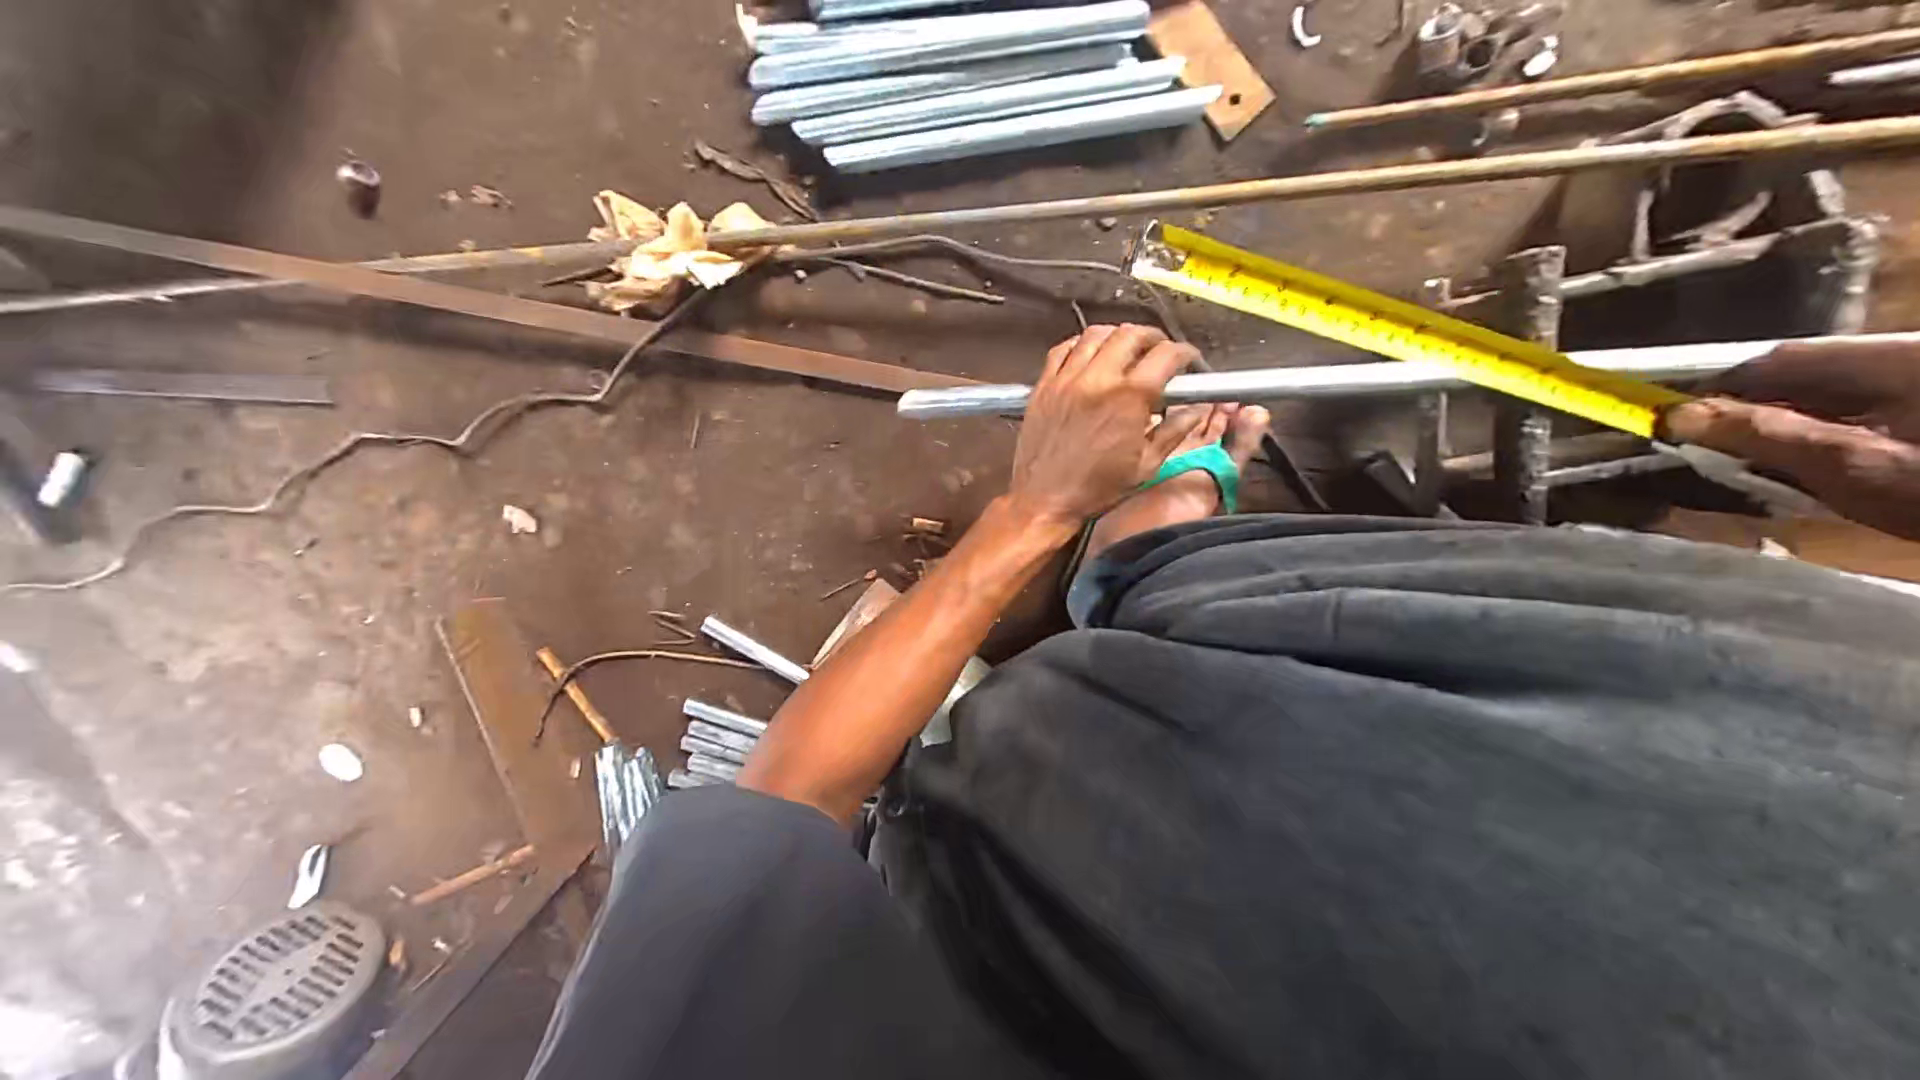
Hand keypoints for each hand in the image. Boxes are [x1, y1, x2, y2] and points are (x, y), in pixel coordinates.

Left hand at [1006, 324, 1204, 530]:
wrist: (1045, 500)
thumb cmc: (1095, 489)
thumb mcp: (1145, 466)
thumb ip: (1174, 431)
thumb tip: (1196, 410)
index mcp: (1129, 398)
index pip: (1166, 355)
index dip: (1185, 353)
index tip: (1188, 359)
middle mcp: (1098, 380)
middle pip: (1131, 334)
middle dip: (1153, 337)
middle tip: (1160, 350)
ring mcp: (1067, 380)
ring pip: (1095, 334)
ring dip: (1117, 335)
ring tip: (1126, 347)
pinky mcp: (1044, 386)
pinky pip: (1062, 349)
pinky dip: (1080, 344)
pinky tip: (1089, 354)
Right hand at [1663, 339, 1919, 539]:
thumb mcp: (1849, 466)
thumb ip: (1761, 435)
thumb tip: (1676, 415)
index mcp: (1893, 358)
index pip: (1777, 360)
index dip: (1719, 389)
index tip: (1679, 425)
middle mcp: (1912, 358)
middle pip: (1810, 375)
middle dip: (1756, 410)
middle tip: (1718, 454)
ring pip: (1841, 394)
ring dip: (1795, 425)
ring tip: (1772, 465)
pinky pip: (1876, 408)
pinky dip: (1838, 433)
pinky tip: (1834, 464)